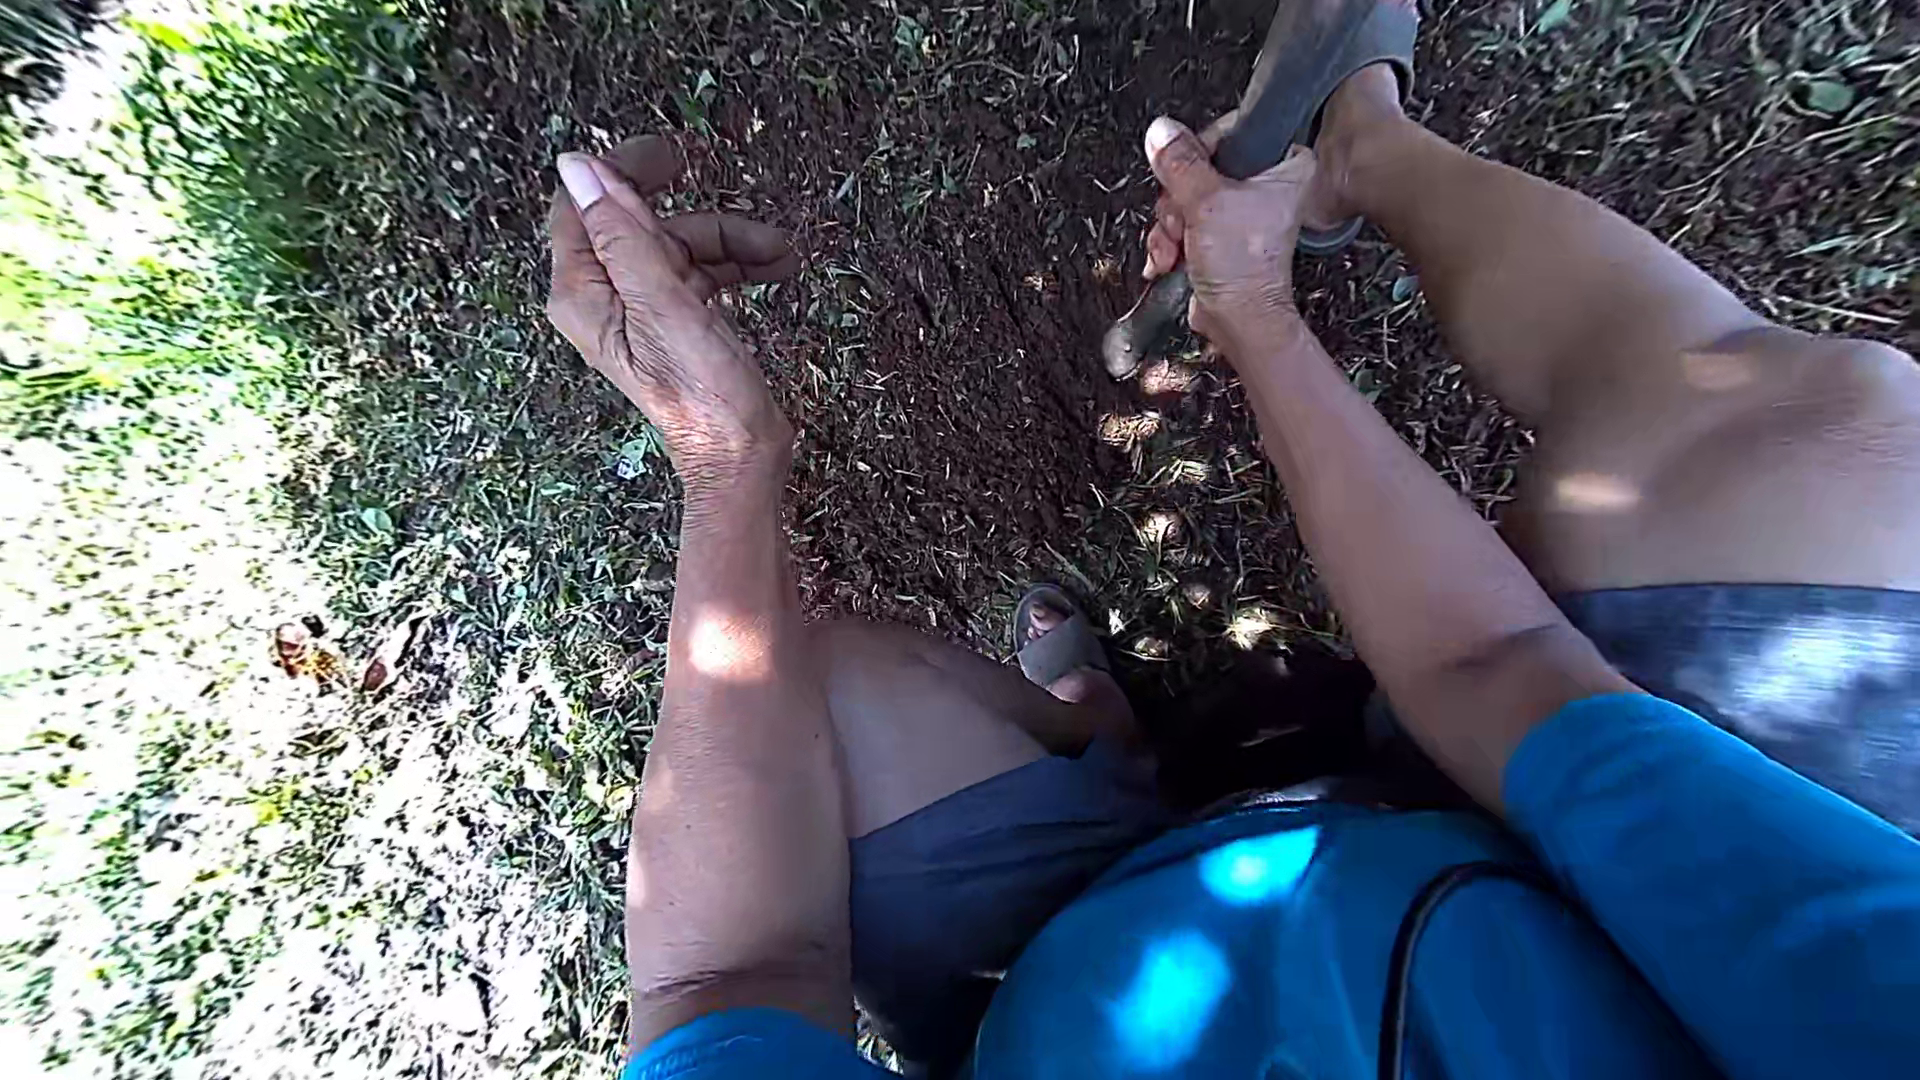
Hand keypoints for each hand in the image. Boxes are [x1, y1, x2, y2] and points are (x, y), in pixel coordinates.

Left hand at [547, 136, 801, 486]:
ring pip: (686, 253)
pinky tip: (775, 270)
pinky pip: (706, 279)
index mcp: (587, 297)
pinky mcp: (687, 329)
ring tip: (783, 256)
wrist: (742, 457)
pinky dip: (739, 270)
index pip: (587, 210)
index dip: (623, 175)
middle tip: (754, 220)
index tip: (672, 156)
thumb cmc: (704, 399)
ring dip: (735, 247)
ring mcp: (652, 316)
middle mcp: (612, 302)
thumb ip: (624, 236)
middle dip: (706, 225)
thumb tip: (581, 168)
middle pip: (648, 230)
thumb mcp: (664, 310)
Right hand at [1140, 115, 1316, 350]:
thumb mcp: (1206, 203)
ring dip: (1169, 229)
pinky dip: (1169, 244)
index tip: (1187, 179)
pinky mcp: (1218, 238)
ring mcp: (1237, 213)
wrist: (1236, 316)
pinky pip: (1181, 226)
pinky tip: (1170, 259)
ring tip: (1176, 248)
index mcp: (1280, 162)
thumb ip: (1180, 164)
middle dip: (1177, 203)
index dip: (1196, 157)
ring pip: (1183, 201)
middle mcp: (1262, 185)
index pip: (1227, 133)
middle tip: (1183, 222)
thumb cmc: (1241, 267)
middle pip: (1197, 171)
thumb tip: (1160, 132)